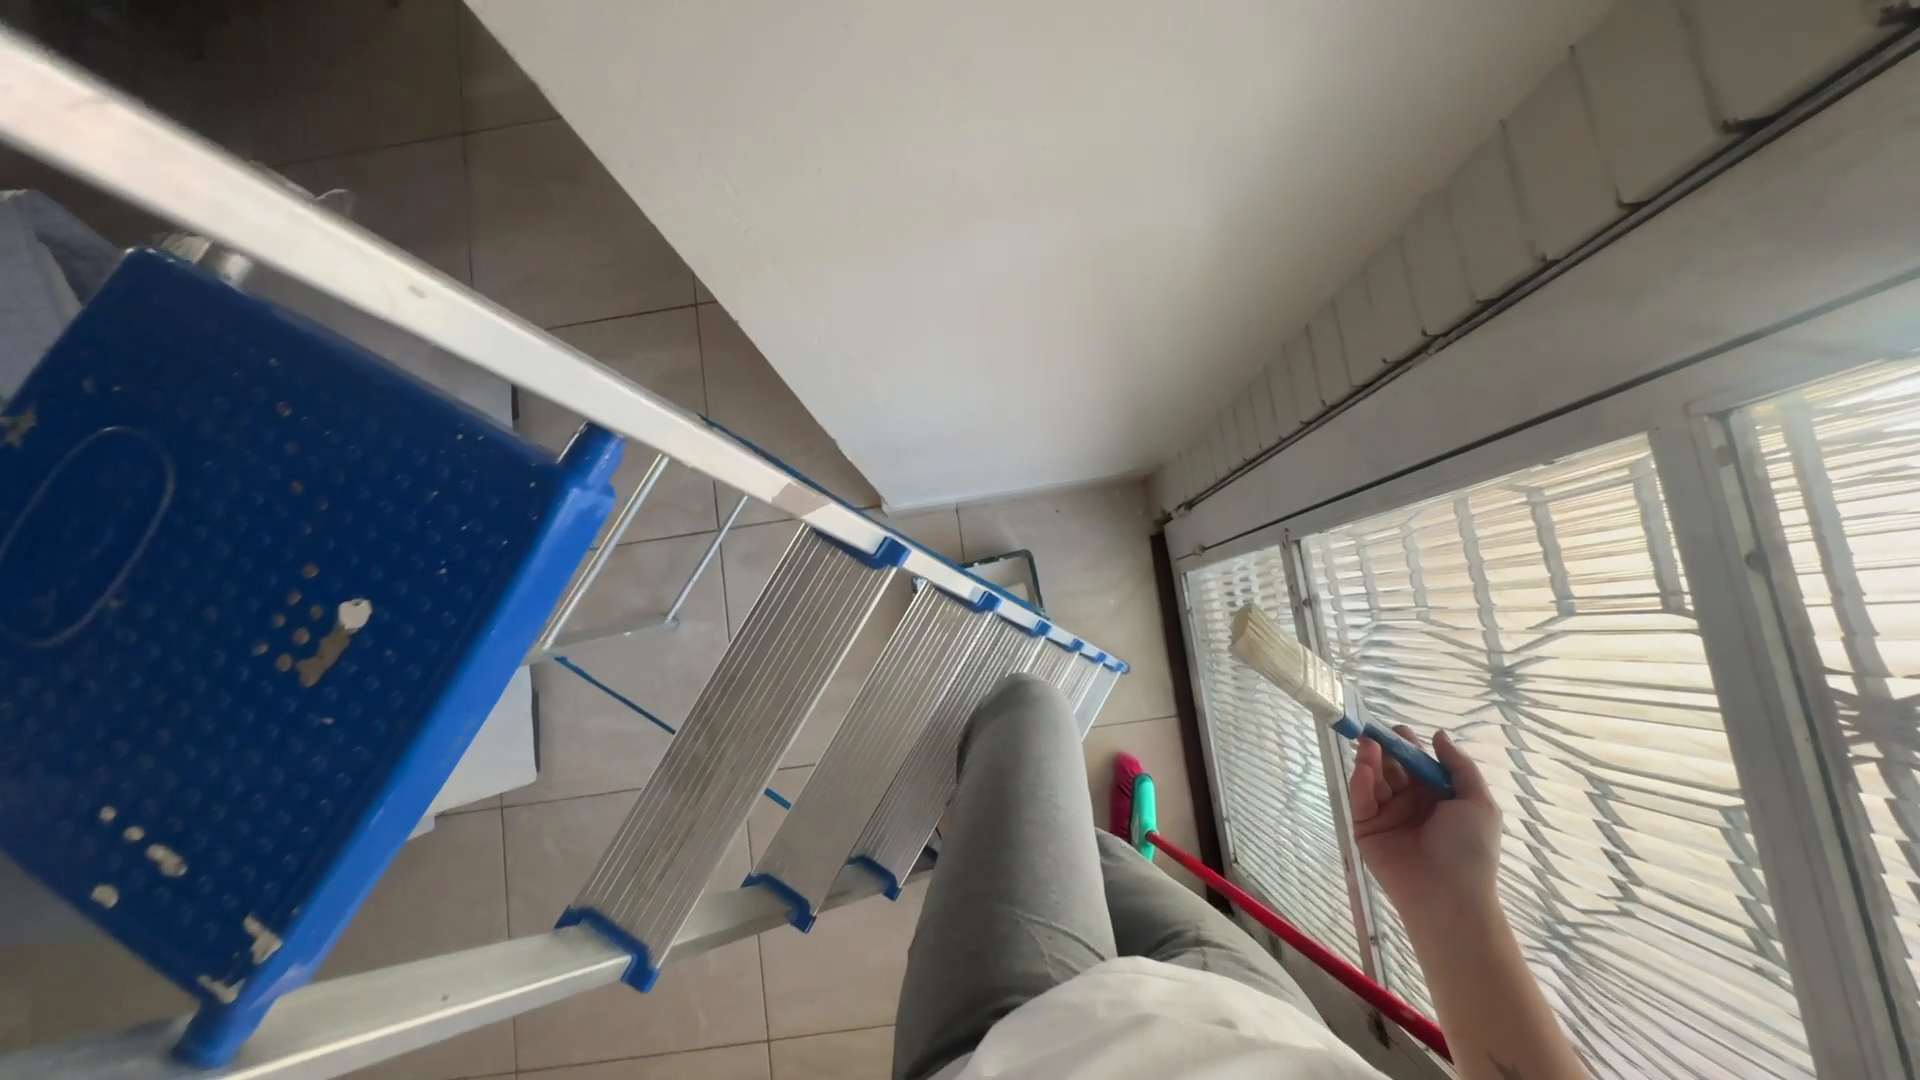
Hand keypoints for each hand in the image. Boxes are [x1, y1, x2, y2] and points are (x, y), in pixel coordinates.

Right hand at [1348, 726, 1501, 917]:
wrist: (1447, 895)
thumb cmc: (1470, 848)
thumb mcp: (1478, 803)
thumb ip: (1459, 766)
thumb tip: (1438, 735)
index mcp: (1436, 796)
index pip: (1417, 763)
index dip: (1407, 746)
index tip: (1397, 730)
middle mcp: (1410, 802)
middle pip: (1392, 767)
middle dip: (1384, 749)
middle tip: (1374, 733)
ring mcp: (1386, 814)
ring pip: (1374, 779)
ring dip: (1370, 761)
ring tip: (1368, 746)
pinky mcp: (1365, 827)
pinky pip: (1360, 799)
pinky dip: (1360, 782)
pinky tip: (1364, 770)